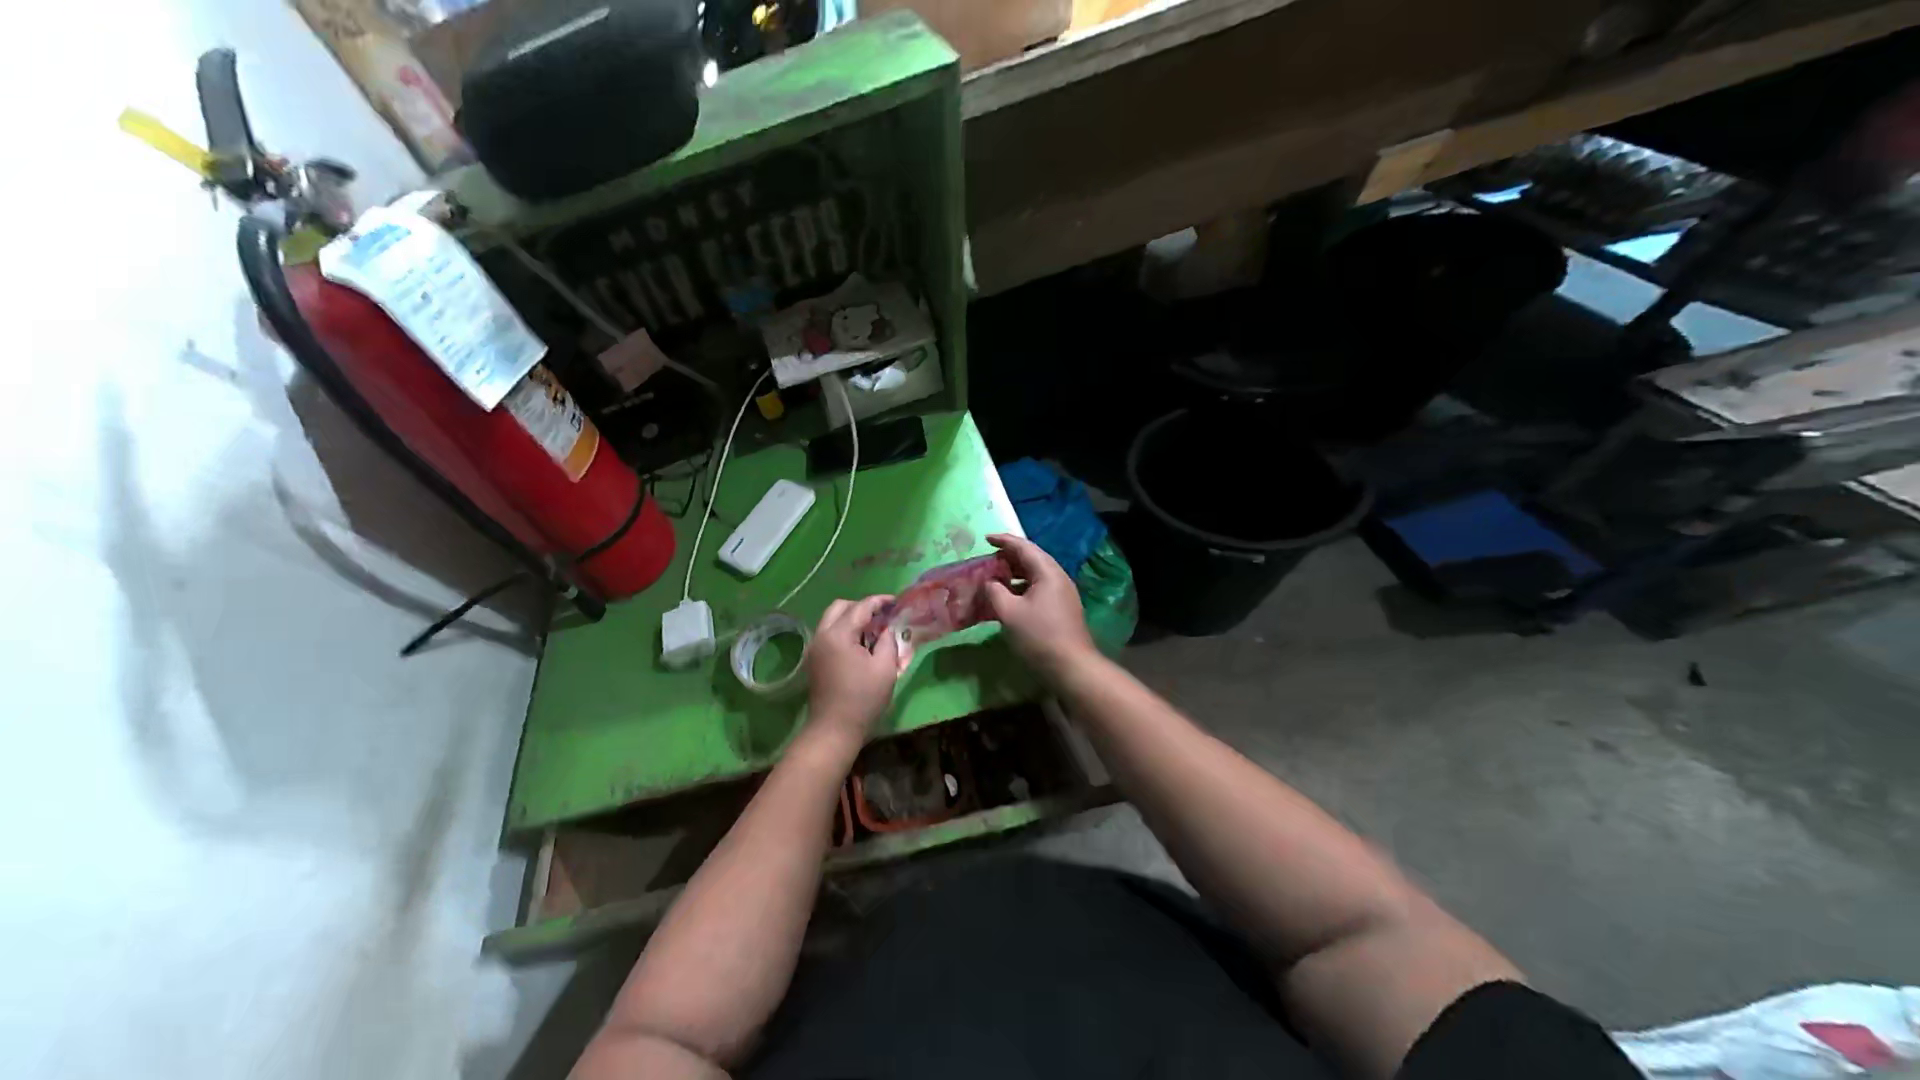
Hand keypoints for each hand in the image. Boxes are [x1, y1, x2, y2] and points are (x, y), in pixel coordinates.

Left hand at [804, 594, 900, 742]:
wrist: (833, 729)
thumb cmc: (863, 698)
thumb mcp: (885, 668)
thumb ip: (888, 641)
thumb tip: (887, 629)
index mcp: (838, 634)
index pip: (860, 607)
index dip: (879, 601)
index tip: (896, 602)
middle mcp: (821, 635)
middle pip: (840, 607)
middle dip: (862, 606)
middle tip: (882, 616)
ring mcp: (814, 647)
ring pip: (832, 619)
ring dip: (851, 618)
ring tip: (873, 630)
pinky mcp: (814, 659)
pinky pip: (828, 633)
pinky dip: (843, 630)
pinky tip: (860, 644)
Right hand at [984, 533, 1098, 679]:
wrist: (1071, 666)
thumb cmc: (1038, 635)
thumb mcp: (1009, 612)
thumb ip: (995, 591)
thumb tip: (989, 582)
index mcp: (1048, 572)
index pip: (1024, 547)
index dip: (1004, 541)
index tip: (985, 539)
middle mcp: (1058, 577)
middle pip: (1032, 559)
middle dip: (1009, 557)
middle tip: (988, 559)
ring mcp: (1062, 594)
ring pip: (1035, 575)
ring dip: (1015, 574)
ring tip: (995, 578)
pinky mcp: (1062, 608)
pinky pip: (1039, 589)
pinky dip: (1022, 588)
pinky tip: (1009, 599)